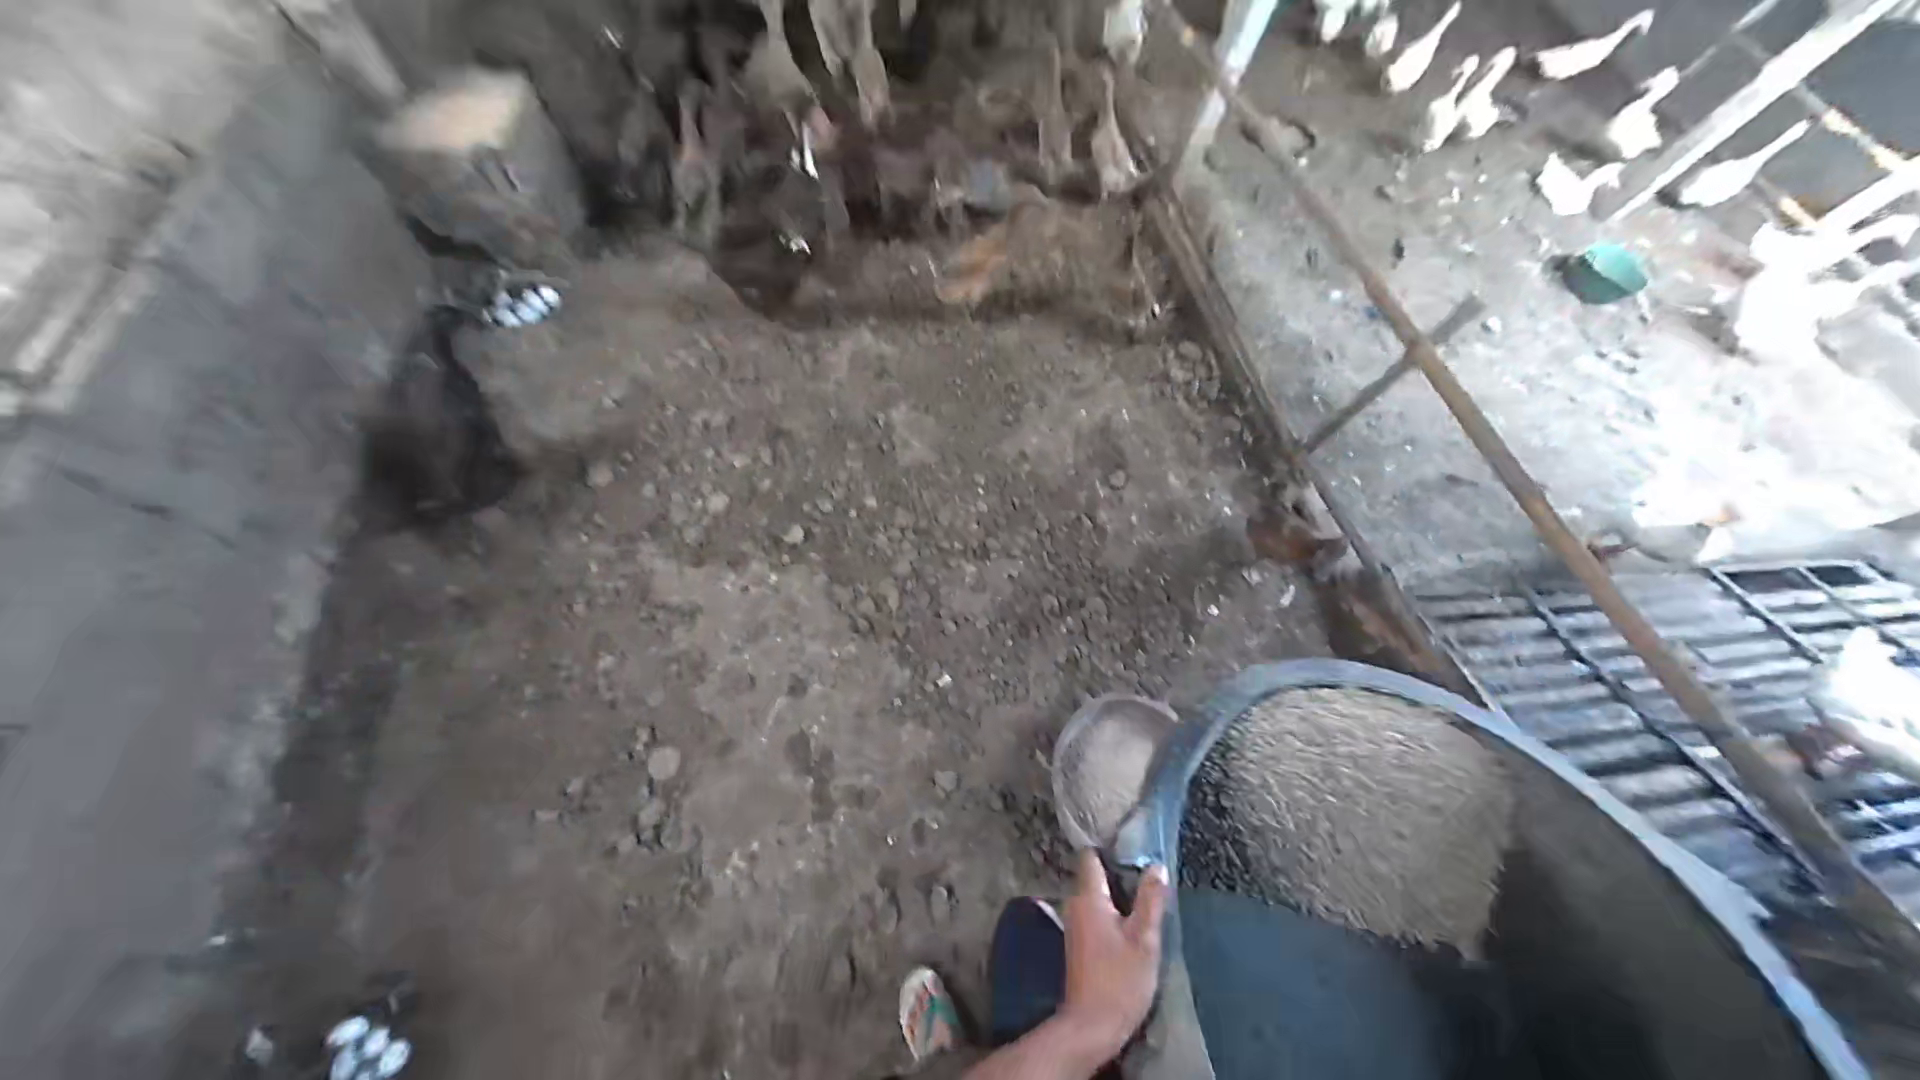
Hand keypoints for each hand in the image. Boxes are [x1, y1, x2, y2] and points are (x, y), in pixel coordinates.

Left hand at [1058, 850, 1169, 1063]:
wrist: (1091, 1026)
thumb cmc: (1119, 980)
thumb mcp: (1144, 939)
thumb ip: (1150, 900)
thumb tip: (1156, 865)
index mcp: (1087, 897)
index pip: (1090, 856)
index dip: (1108, 847)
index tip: (1131, 844)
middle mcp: (1074, 903)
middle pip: (1094, 875)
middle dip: (1118, 872)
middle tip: (1146, 870)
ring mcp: (1074, 923)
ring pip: (1095, 895)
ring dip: (1117, 894)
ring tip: (1143, 893)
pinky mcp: (1078, 941)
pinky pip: (1094, 912)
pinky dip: (1111, 910)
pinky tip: (1130, 919)